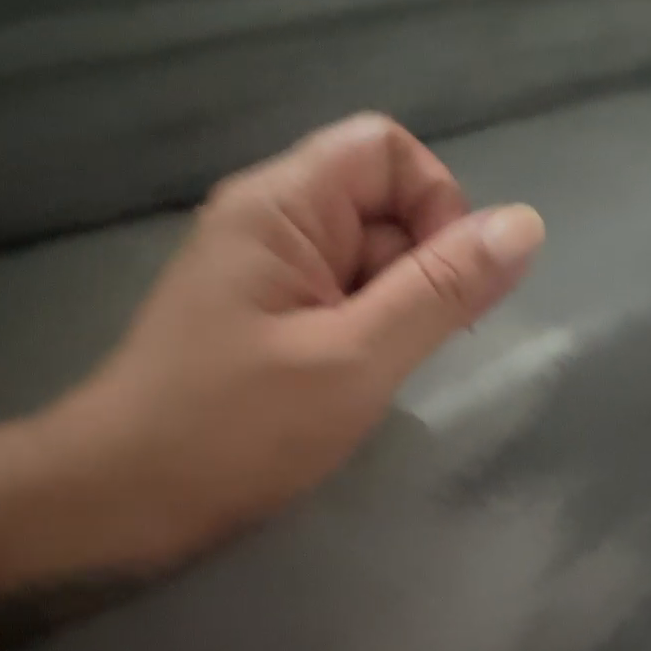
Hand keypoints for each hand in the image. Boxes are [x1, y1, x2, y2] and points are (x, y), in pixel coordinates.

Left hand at [0, 114, 544, 576]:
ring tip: (374, 375)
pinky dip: (371, 332)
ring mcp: (268, 271)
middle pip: (385, 204)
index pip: (388, 150)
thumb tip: (526, 226)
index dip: (437, 204)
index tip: (446, 285)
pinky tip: (355, 382)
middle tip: (407, 348)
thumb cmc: (235, 429)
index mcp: (282, 205)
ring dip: (399, 309)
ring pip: (372, 258)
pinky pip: (346, 297)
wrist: (124, 500)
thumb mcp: (356, 359)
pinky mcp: (268, 314)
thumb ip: (443, 289)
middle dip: (422, 269)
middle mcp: (274, 220)